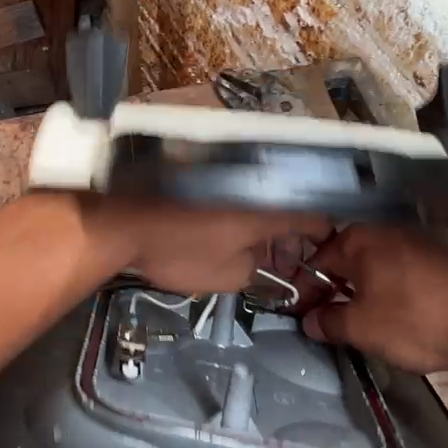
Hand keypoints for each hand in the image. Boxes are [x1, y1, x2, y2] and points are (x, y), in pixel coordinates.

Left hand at [79, 196, 329, 295]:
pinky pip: (234, 187)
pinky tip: (227, 226)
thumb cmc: (179, 250)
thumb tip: (264, 260)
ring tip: (252, 248)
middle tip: (279, 259)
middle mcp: (253, 182)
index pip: (312, 215)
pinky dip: (238, 206)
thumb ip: (257, 269)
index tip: (320, 249)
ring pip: (259, 194)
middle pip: (286, 203)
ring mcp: (226, 172)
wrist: (125, 220)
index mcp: (267, 208)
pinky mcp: (201, 170)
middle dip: (288, 232)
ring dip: (262, 220)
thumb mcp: (228, 277)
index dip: (322, 234)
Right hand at [291, 225, 447, 373]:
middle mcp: (382, 233)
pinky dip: (387, 293)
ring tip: (357, 323)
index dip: (304, 290)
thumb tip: (310, 321)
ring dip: (360, 292)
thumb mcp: (360, 328)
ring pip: (372, 269)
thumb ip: (328, 322)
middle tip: (325, 321)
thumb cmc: (413, 319)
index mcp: (356, 240)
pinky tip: (392, 318)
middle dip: (331, 289)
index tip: (300, 316)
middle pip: (344, 262)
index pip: (316, 262)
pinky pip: (398, 275)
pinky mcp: (437, 262)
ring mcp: (413, 244)